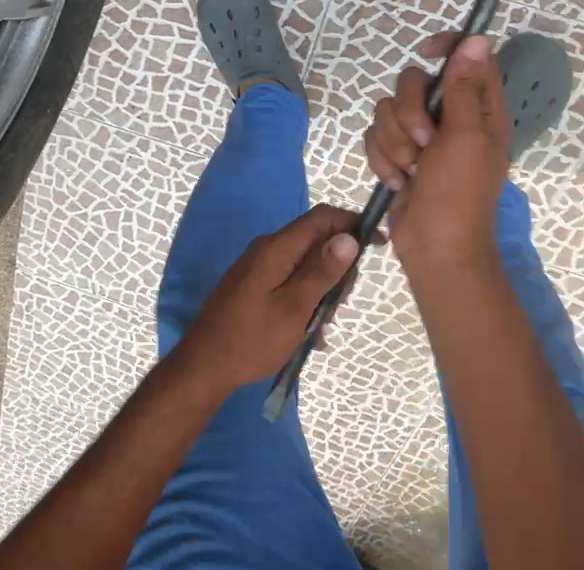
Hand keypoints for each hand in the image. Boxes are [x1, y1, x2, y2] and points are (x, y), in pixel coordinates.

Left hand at [175, 204, 364, 390]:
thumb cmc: (253, 339)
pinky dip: (306, 300)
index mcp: (276, 248)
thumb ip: (322, 271)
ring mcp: (258, 267)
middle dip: (337, 266)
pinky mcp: (254, 285)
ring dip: (322, 289)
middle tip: (342, 303)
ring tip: (324, 324)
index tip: (378, 245)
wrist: (205, 366)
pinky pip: (290, 281)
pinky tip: (310, 333)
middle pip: (315, 240)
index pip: (322, 217)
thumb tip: (349, 237)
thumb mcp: (295, 308)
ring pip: (304, 264)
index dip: (352, 224)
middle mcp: (267, 249)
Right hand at [363, 33, 511, 268]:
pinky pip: (374, 137)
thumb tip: (478, 39)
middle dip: (408, 113)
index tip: (427, 53)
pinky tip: (398, 182)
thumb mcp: (466, 137)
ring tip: (411, 171)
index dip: (447, 47)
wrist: (434, 247)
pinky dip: (382, 160)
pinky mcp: (397, 155)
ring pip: (387, 110)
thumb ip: (465, 87)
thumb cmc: (459, 194)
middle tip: (424, 142)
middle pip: (413, 82)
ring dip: (393, 143)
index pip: (466, 57)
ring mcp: (421, 138)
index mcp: (479, 109)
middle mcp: (450, 118)